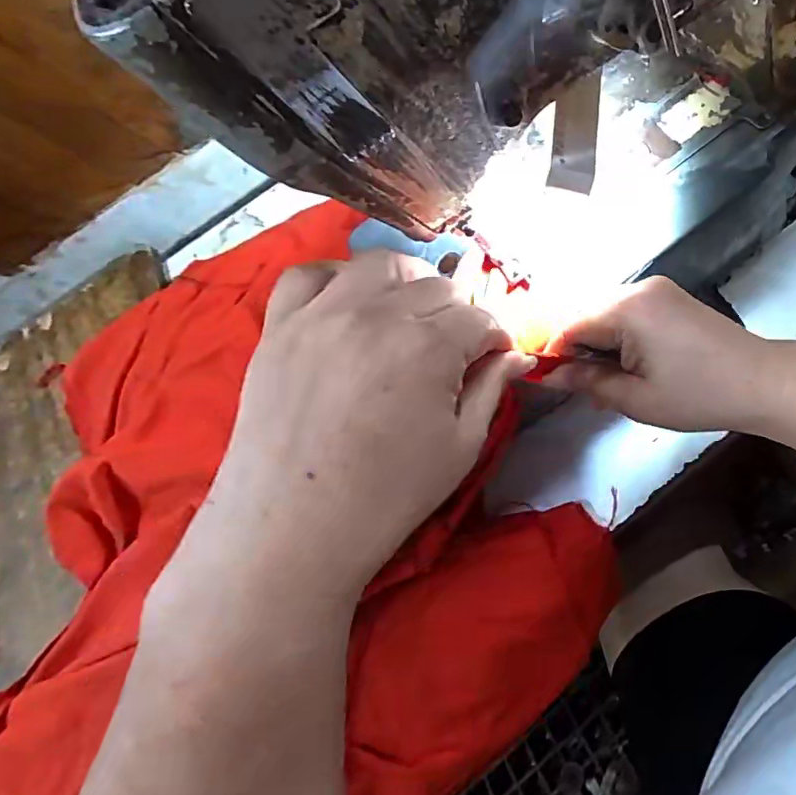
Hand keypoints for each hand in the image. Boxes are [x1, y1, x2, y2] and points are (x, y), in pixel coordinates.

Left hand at [170, 251, 535, 604]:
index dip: (495, 337)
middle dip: (458, 312)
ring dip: (406, 281)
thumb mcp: (460, 448)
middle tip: (453, 346)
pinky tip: (347, 304)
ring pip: (379, 264)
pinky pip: (308, 274)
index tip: (493, 356)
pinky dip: (334, 279)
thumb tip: (516, 355)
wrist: (292, 530)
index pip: (479, 318)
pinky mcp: (279, 326)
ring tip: (407, 312)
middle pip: (437, 286)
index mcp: (429, 347)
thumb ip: (491, 389)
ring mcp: (322, 315)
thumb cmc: (388, 497)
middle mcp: (377, 315)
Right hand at [541, 277, 775, 432]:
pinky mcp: (670, 296)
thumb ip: (587, 382)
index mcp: (627, 309)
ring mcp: (657, 289)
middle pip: (587, 316)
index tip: (542, 380)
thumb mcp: (636, 398)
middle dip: (576, 349)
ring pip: (606, 314)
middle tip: (577, 387)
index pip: (570, 327)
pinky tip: (625, 364)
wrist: (762, 381)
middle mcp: (638, 288)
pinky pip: (628, 312)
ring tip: (604, 381)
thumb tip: (550, 375)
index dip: (552, 354)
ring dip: (597, 344)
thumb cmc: (699, 394)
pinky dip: (618, 336)